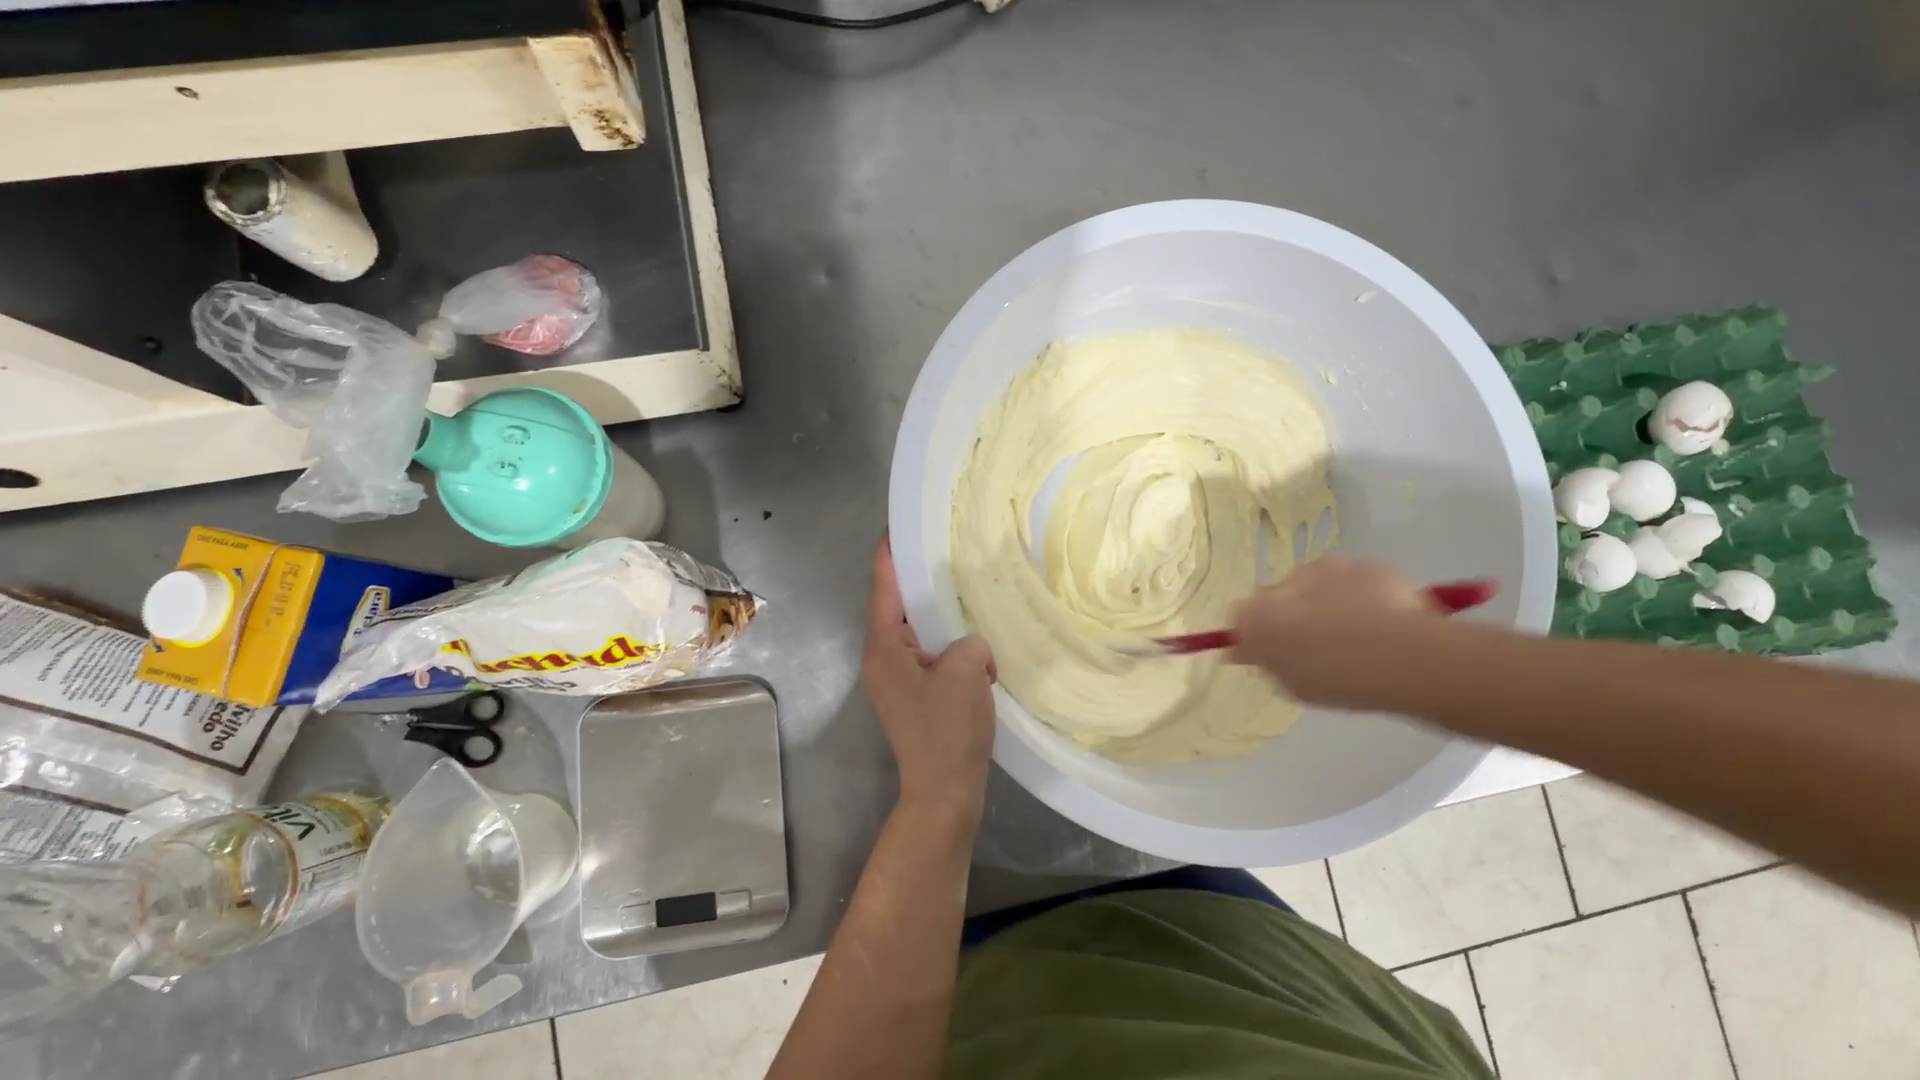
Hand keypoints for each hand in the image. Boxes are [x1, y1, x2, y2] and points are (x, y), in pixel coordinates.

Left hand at [862, 538, 997, 816]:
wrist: (944, 792)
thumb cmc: (947, 730)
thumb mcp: (966, 672)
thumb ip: (969, 643)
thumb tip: (971, 651)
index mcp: (884, 649)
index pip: (884, 589)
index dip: (890, 556)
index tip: (898, 527)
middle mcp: (883, 661)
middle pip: (899, 610)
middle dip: (921, 584)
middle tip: (946, 553)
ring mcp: (899, 683)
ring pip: (919, 636)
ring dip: (942, 620)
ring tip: (969, 594)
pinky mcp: (917, 700)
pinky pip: (933, 660)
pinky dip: (952, 649)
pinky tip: (979, 644)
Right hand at [1231, 555, 1453, 708]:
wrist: (1404, 655)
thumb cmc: (1342, 679)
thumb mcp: (1295, 685)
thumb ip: (1269, 664)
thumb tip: (1248, 652)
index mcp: (1258, 616)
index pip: (1239, 617)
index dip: (1252, 634)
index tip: (1268, 653)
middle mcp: (1283, 584)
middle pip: (1275, 596)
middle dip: (1287, 614)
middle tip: (1313, 644)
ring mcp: (1323, 568)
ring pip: (1311, 584)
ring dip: (1320, 600)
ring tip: (1352, 630)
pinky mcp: (1360, 562)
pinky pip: (1347, 578)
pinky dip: (1353, 593)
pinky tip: (1376, 617)